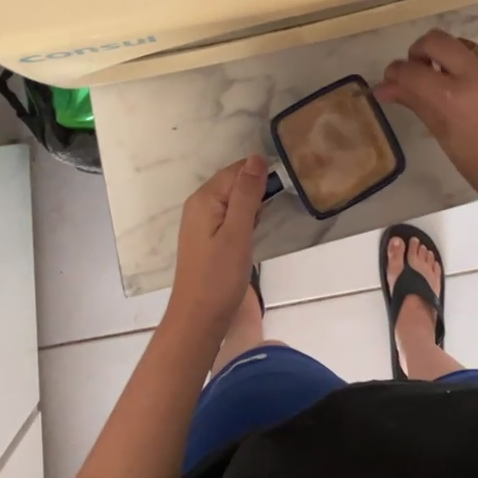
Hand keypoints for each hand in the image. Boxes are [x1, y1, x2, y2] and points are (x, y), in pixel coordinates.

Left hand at [167, 155, 266, 336]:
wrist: (197, 321)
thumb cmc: (219, 277)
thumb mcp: (238, 232)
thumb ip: (247, 194)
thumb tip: (256, 157)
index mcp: (204, 198)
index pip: (237, 170)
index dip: (260, 177)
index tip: (280, 192)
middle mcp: (198, 204)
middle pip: (234, 182)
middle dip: (256, 191)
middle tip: (273, 211)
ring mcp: (200, 221)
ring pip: (233, 199)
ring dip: (251, 206)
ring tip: (264, 223)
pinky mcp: (206, 237)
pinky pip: (229, 215)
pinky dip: (244, 220)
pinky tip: (252, 234)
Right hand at [376, 30, 477, 210]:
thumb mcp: (444, 136)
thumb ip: (415, 103)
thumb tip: (383, 88)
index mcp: (454, 99)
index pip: (411, 70)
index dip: (395, 72)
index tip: (391, 80)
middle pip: (437, 40)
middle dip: (419, 50)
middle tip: (417, 70)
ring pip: (463, 44)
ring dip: (448, 56)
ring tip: (447, 81)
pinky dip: (473, 68)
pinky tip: (477, 92)